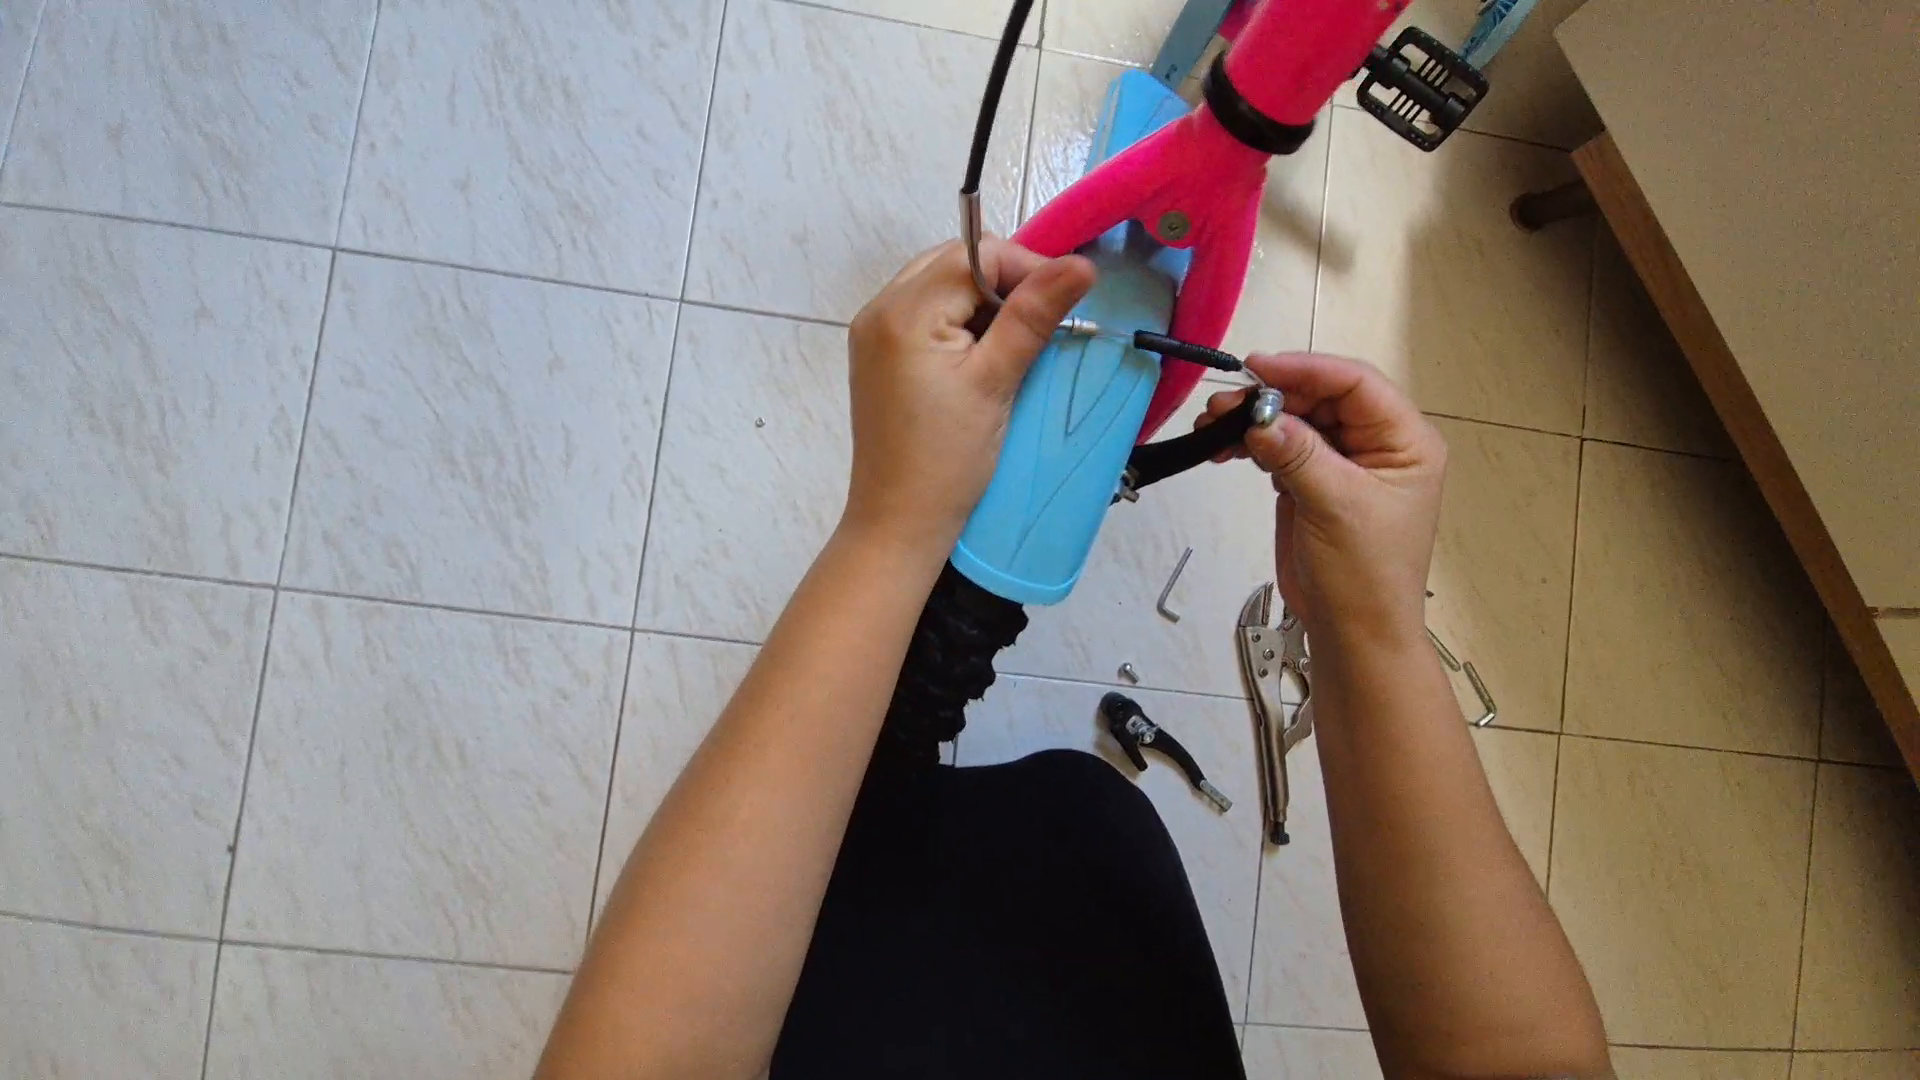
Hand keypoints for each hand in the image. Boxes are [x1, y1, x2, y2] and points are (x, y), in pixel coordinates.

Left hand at [843, 238, 1095, 552]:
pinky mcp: (878, 359)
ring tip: (1009, 349)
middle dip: (1002, 284)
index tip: (1061, 305)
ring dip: (982, 305)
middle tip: (1036, 328)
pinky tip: (978, 360)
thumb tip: (1081, 264)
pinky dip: (958, 324)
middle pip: (953, 264)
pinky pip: (924, 316)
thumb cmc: (948, 460)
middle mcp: (879, 311)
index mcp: (903, 312)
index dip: (1024, 268)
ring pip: (940, 287)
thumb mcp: (994, 383)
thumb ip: (1033, 316)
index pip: (973, 254)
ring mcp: (873, 335)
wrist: (899, 522)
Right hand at [1196, 353, 1446, 646]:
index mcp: (1403, 441)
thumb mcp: (1336, 506)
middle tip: (1221, 405)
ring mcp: (1340, 462)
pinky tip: (1224, 447)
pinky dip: (1251, 444)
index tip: (1256, 369)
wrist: (1351, 630)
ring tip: (1212, 425)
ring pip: (1294, 421)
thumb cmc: (1362, 572)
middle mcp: (1374, 444)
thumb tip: (1256, 417)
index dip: (1306, 370)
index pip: (1355, 385)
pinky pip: (1279, 448)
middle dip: (1271, 397)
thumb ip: (1297, 455)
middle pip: (1319, 398)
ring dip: (1253, 419)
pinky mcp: (1310, 482)